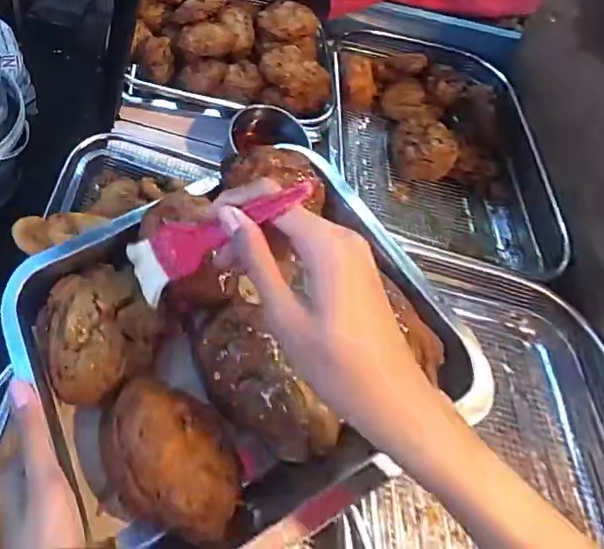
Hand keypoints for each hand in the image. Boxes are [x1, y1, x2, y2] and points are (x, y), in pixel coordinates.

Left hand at [0, 380, 84, 548]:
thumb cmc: (46, 532)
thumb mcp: (42, 478)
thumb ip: (32, 433)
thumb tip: (15, 378)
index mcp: (12, 472)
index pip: (24, 427)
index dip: (40, 403)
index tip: (61, 381)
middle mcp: (17, 488)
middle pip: (36, 449)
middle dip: (56, 429)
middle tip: (87, 404)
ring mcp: (33, 511)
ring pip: (48, 471)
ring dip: (65, 454)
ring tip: (94, 433)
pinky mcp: (50, 528)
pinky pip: (59, 491)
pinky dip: (71, 477)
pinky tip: (89, 476)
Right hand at [213, 198, 458, 468]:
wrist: (398, 405)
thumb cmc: (337, 367)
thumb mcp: (285, 315)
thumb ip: (256, 258)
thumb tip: (228, 215)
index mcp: (324, 242)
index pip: (269, 197)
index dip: (234, 204)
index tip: (205, 224)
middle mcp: (340, 234)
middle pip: (281, 207)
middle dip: (244, 222)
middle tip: (214, 252)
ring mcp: (351, 249)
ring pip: (293, 225)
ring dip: (260, 237)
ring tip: (230, 266)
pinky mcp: (354, 264)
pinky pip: (309, 241)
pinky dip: (282, 249)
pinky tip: (262, 272)